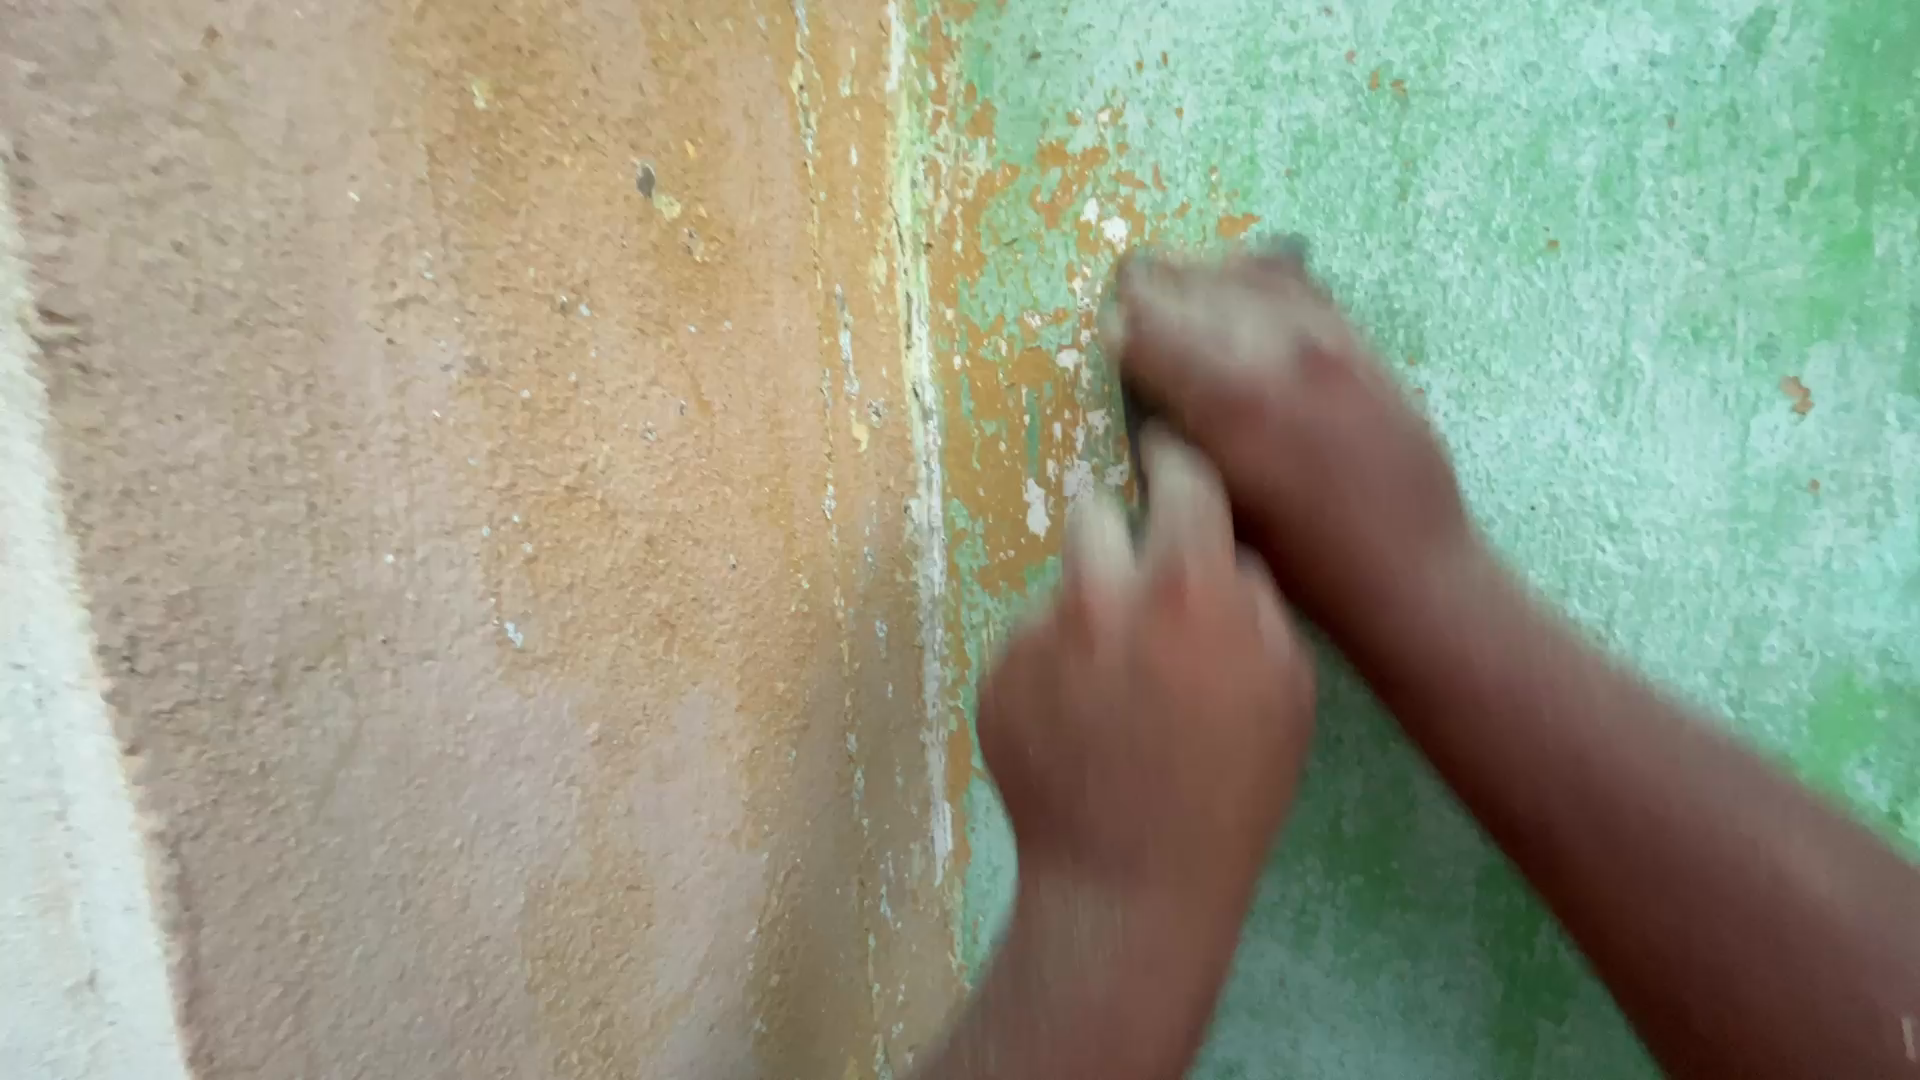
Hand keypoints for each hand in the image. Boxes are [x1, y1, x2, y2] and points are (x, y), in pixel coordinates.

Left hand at [977, 430, 1315, 920]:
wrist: (1127, 878)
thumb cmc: (1229, 788)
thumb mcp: (1285, 685)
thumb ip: (1251, 597)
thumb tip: (1216, 551)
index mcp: (1185, 588)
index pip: (1179, 479)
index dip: (1178, 463)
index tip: (1167, 456)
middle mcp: (1099, 591)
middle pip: (1094, 511)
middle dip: (1118, 535)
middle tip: (1135, 588)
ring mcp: (1035, 630)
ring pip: (1060, 582)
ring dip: (1084, 605)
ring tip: (1104, 677)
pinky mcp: (993, 669)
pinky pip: (1027, 638)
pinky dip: (1048, 659)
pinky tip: (1071, 715)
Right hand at [1102, 250, 1475, 642]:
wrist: (1411, 568)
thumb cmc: (1299, 560)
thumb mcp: (1218, 509)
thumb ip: (1179, 442)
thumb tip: (1152, 401)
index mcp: (1232, 404)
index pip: (1155, 336)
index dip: (1123, 330)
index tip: (1106, 328)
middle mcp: (1278, 354)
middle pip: (1196, 295)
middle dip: (1154, 287)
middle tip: (1126, 277)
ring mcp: (1328, 341)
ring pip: (1246, 279)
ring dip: (1200, 273)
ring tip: (1168, 268)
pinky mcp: (1359, 343)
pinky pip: (1297, 285)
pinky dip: (1256, 273)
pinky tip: (1235, 273)